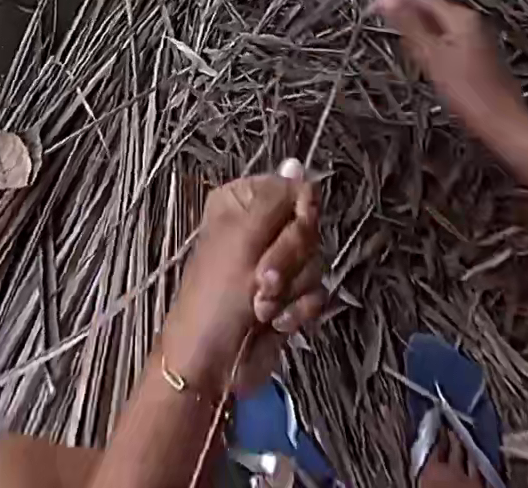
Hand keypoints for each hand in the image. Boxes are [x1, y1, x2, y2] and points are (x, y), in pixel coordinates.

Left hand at [160, 159, 325, 395]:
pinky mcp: (289, 295)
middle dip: (289, 257)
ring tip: (262, 304)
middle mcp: (259, 227)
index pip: (290, 188)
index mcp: (241, 202)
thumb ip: (277, 199)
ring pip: (315, 260)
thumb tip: (298, 163)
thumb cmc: (217, 292)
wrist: (211, 364)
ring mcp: (275, 263)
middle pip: (306, 226)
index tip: (297, 224)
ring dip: (291, 287)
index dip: (298, 210)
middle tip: (263, 276)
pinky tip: (275, 321)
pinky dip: (298, 308)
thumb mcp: (244, 237)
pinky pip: (316, 291)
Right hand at [372, 0, 527, 130]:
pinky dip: (430, 45)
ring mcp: (476, 37)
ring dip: (416, 32)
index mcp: (460, 16)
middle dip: (405, 17)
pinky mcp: (477, 54)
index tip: (372, 10)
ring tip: (401, 46)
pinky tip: (423, 60)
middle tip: (384, 29)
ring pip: (437, 25)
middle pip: (430, 9)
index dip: (394, 0)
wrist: (501, 123)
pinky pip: (446, 39)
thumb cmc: (465, 90)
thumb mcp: (429, 53)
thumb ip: (406, 23)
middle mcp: (471, 21)